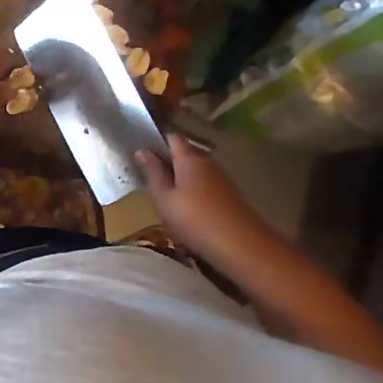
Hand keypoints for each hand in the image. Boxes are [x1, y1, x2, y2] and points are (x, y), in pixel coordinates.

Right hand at [134, 132, 267, 259]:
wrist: (241, 245)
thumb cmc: (195, 219)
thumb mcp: (164, 199)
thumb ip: (153, 173)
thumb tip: (141, 150)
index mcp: (189, 158)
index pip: (172, 137)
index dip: (156, 140)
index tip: (141, 151)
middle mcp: (207, 162)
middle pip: (184, 153)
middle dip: (166, 161)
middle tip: (146, 175)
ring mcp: (220, 178)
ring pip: (194, 171)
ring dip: (178, 178)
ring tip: (161, 194)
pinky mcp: (228, 195)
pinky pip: (204, 184)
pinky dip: (191, 190)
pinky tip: (183, 208)